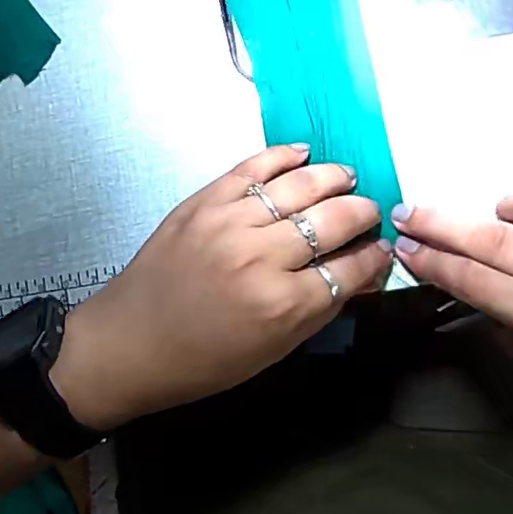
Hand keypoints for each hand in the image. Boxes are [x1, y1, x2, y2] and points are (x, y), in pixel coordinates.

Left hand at [49, 144, 392, 430]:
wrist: (129, 342)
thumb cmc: (204, 360)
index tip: (383, 248)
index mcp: (283, 305)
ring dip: (334, 178)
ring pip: (301, 186)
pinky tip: (304, 153)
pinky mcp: (204, 201)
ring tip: (349, 177)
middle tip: (371, 211)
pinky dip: (283, 156)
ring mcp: (231, 222)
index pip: (351, 269)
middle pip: (335, 220)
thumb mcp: (272, 349)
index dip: (375, 256)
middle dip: (364, 213)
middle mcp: (263, 257)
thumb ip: (321, 308)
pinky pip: (253, 168)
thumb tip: (361, 273)